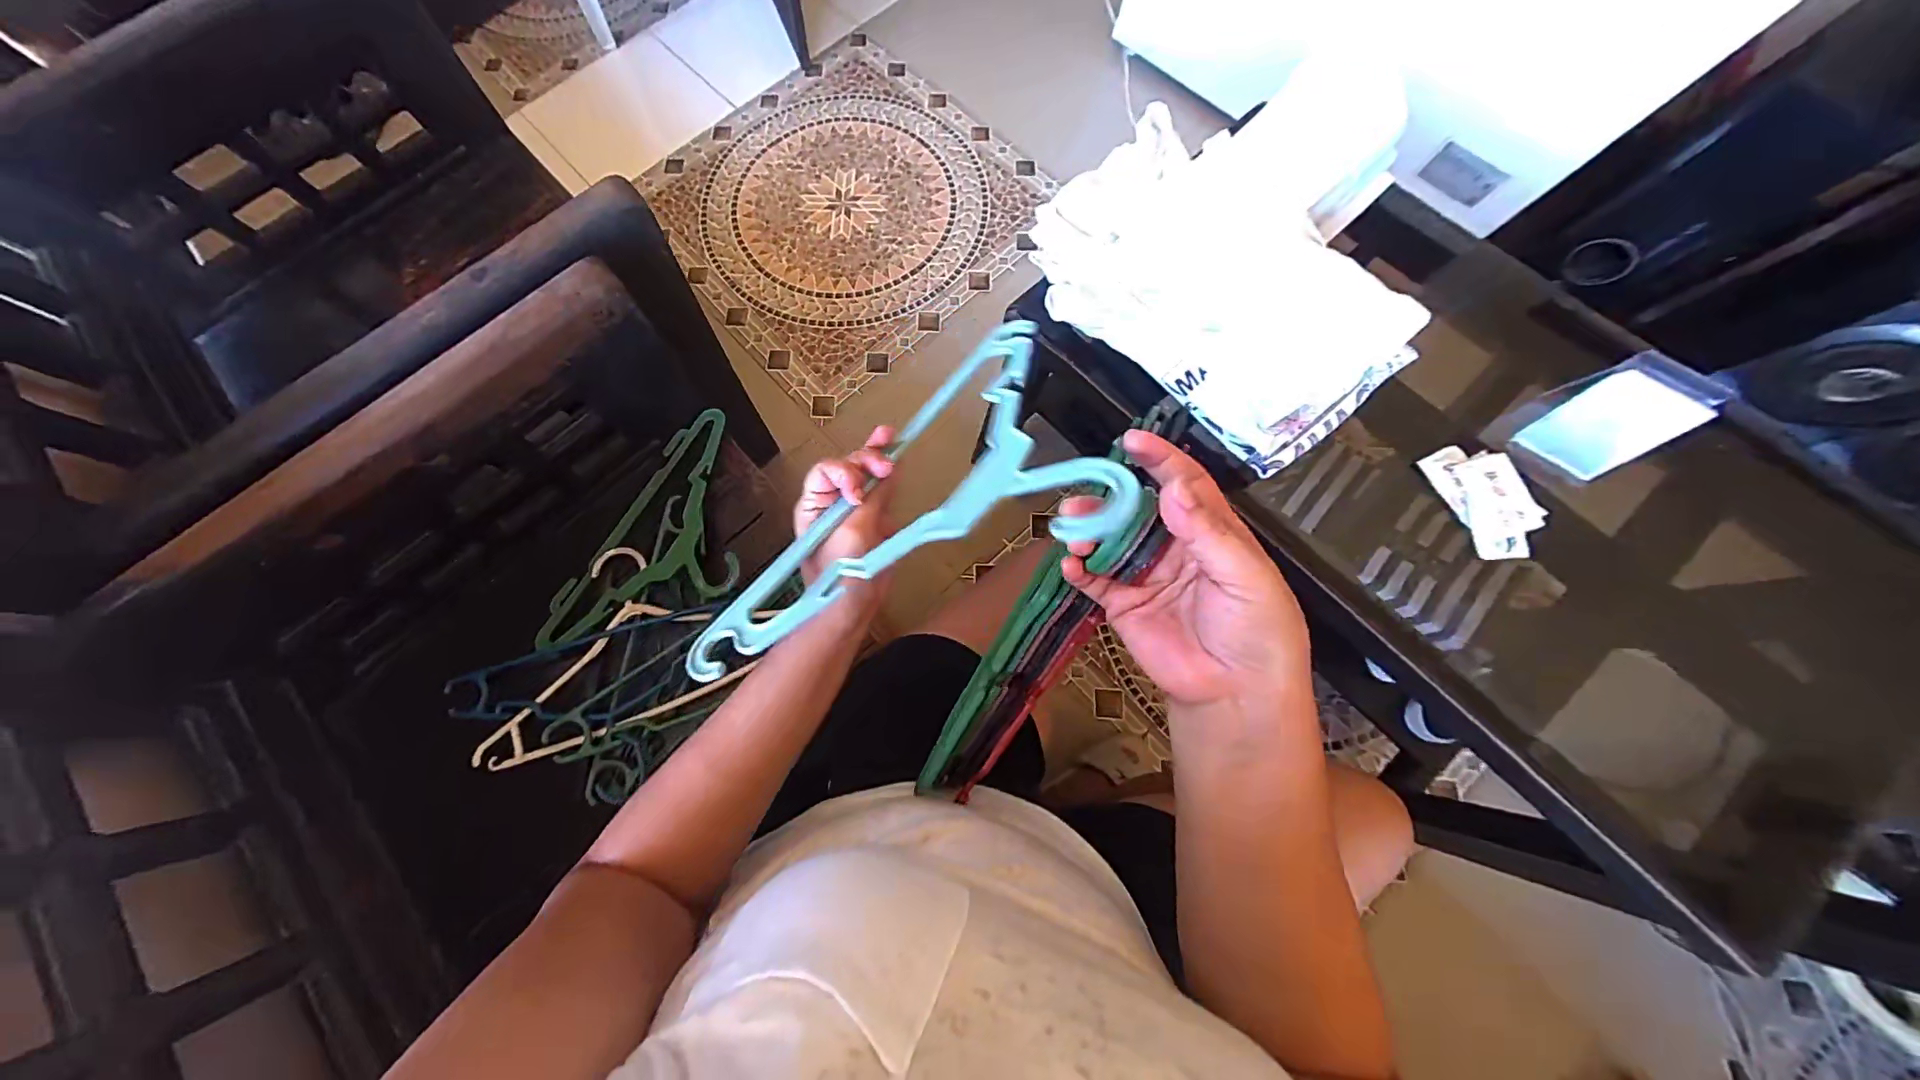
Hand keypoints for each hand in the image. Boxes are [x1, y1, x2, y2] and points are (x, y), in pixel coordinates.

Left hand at [793, 426, 895, 588]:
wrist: (852, 608)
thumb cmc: (841, 576)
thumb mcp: (855, 534)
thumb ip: (873, 502)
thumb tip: (888, 476)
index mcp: (814, 506)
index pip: (825, 472)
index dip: (845, 473)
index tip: (860, 492)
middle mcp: (832, 504)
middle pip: (847, 468)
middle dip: (866, 460)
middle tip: (886, 462)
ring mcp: (854, 511)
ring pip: (865, 475)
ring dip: (877, 456)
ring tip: (889, 436)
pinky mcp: (874, 520)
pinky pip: (882, 492)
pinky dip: (890, 475)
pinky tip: (896, 452)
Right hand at [1062, 430, 1309, 709]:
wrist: (1234, 691)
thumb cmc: (1257, 630)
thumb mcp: (1245, 575)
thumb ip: (1207, 532)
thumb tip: (1173, 490)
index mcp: (1210, 531)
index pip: (1183, 484)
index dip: (1160, 460)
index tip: (1134, 442)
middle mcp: (1174, 546)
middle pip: (1136, 509)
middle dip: (1109, 498)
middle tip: (1086, 495)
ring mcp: (1146, 574)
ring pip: (1110, 540)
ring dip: (1089, 530)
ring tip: (1073, 530)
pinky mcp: (1123, 604)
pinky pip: (1094, 579)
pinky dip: (1078, 570)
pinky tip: (1071, 565)